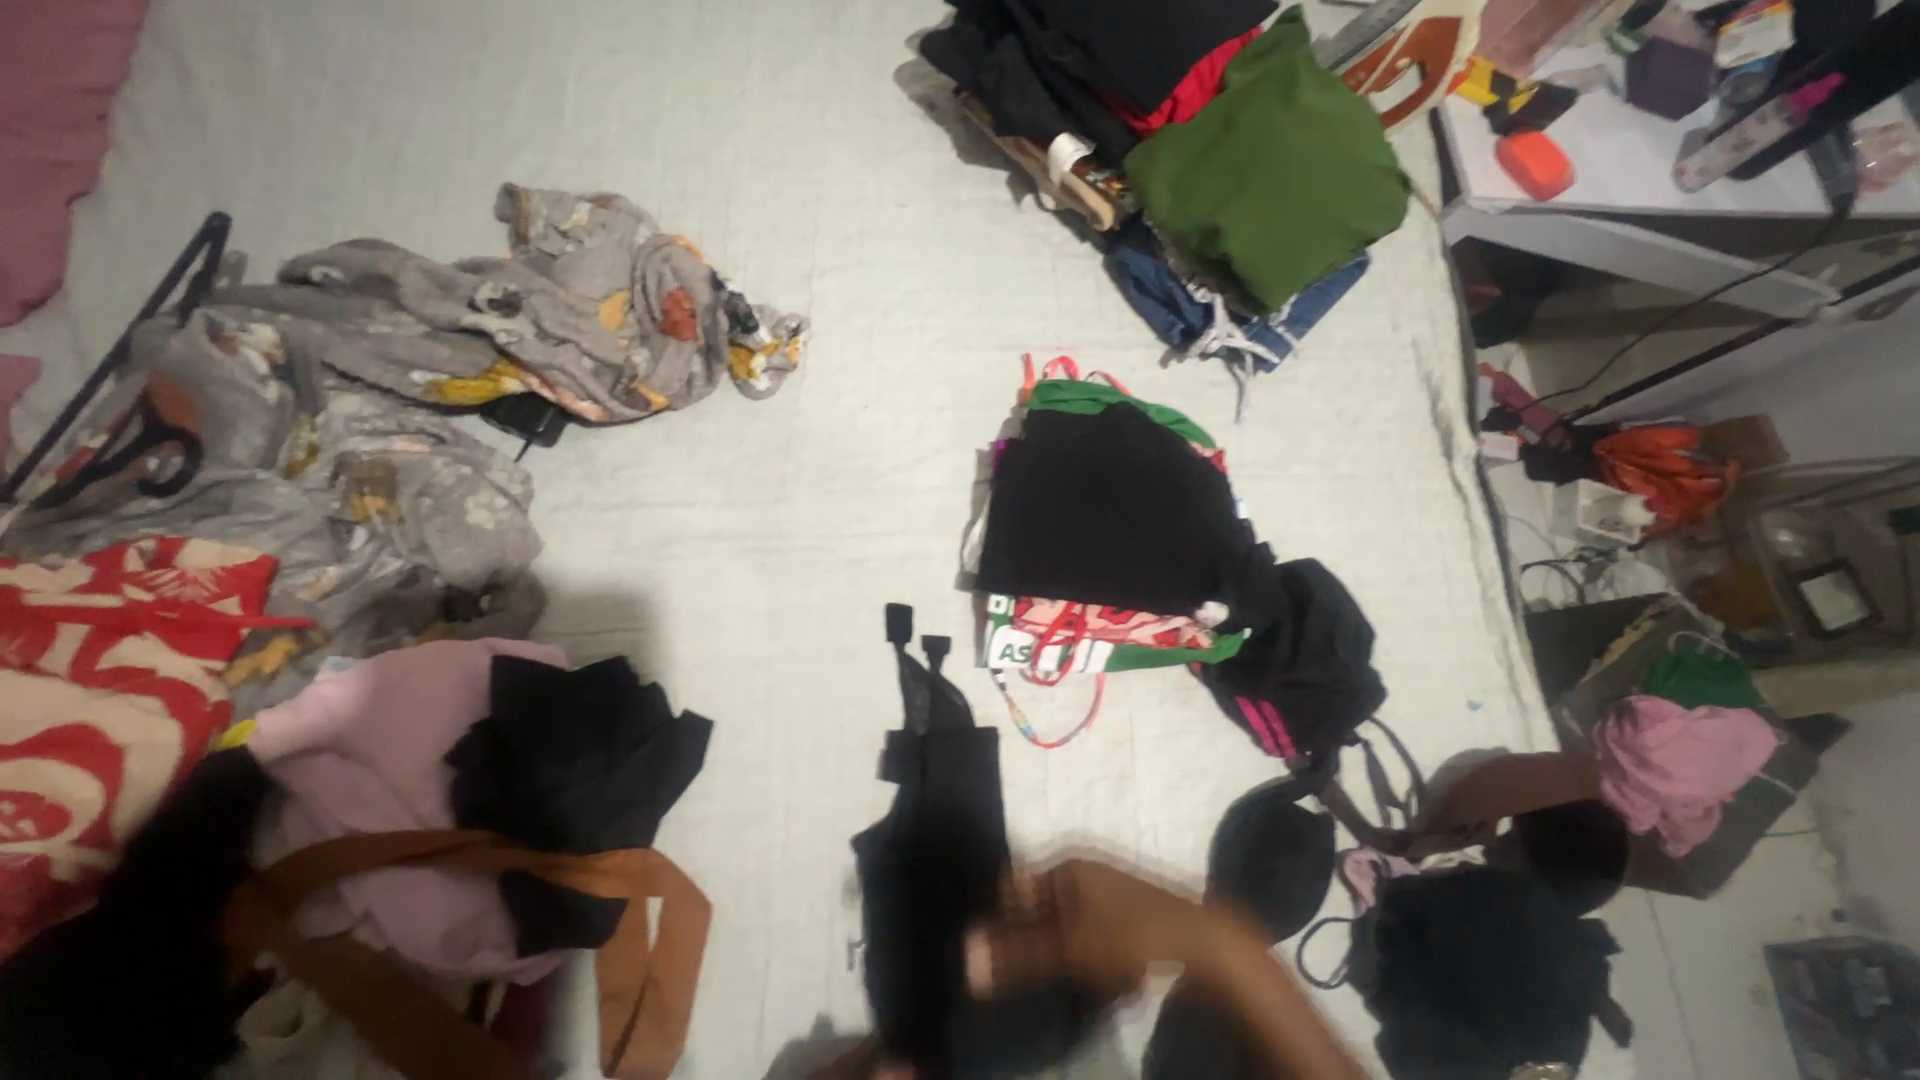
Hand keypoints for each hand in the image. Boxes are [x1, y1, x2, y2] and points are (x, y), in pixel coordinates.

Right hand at [964, 856, 1236, 999]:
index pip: (1010, 883)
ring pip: (1058, 915)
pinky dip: (1074, 946)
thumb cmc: (1131, 936)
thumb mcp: (1069, 948)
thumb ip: (1016, 954)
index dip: (998, 917)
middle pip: (1034, 900)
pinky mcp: (1123, 908)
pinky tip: (1080, 971)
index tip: (993, 954)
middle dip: (1022, 933)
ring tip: (1047, 975)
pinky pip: (1082, 924)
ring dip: (1049, 944)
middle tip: (1016, 971)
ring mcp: (1105, 885)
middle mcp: (1081, 866)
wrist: (1203, 944)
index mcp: (1064, 864)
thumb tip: (965, 955)